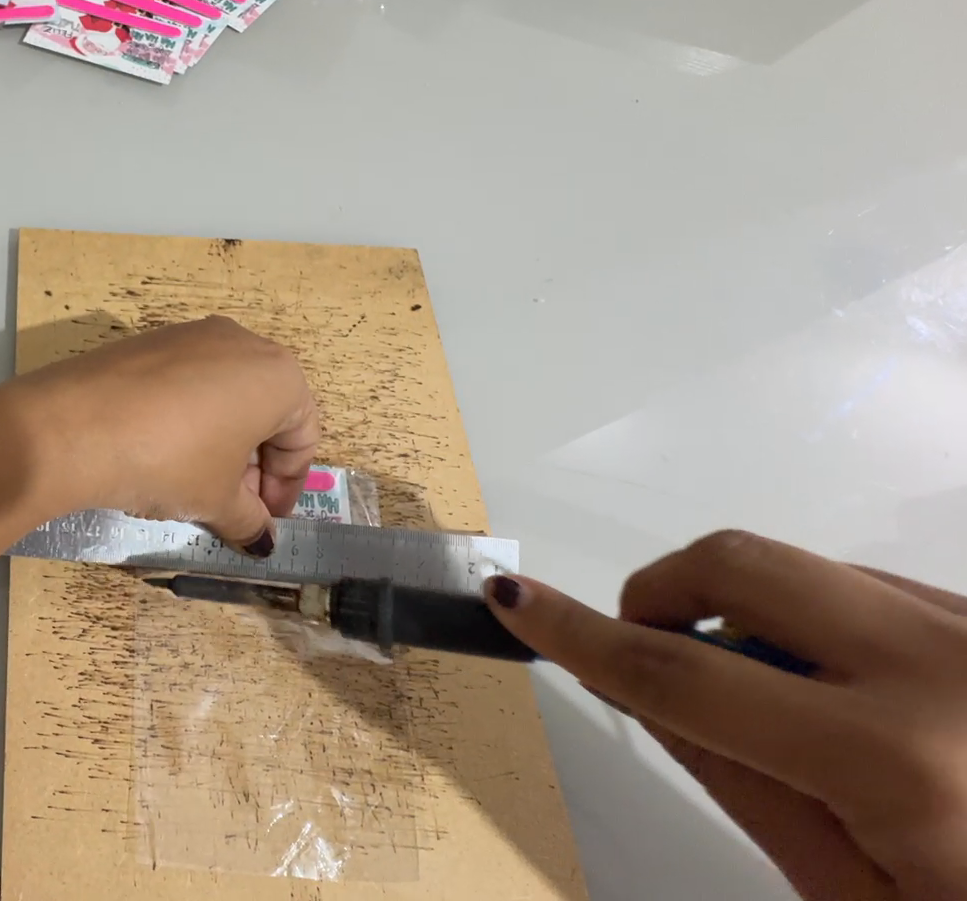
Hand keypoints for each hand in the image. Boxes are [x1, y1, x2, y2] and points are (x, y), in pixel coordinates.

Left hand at [14, 316, 317, 550]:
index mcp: (277, 374)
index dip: (287, 487)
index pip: (302, 437)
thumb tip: (261, 539)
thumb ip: (249, 520)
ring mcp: (189, 335)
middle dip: (253, 465)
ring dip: (220, 442)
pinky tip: (159, 451)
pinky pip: (184, 383)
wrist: (72, 426)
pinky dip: (186, 418)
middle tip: (233, 507)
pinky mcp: (146, 340)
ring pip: (222, 395)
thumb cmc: (168, 460)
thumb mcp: (216, 499)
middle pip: (263, 411)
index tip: (266, 520)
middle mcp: (240, 341)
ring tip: (194, 484)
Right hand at [484, 533, 966, 899]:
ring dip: (750, 611)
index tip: (509, 595)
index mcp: (901, 761)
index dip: (578, 631)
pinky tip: (867, 693)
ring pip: (807, 568)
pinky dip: (824, 620)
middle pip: (740, 564)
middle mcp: (956, 669)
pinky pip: (876, 585)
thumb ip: (733, 777)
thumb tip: (632, 683)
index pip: (679, 671)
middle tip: (660, 648)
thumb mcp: (853, 897)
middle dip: (665, 591)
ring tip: (791, 696)